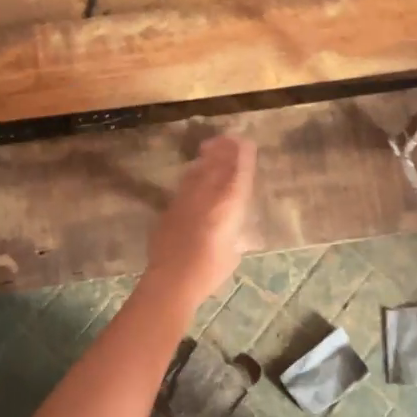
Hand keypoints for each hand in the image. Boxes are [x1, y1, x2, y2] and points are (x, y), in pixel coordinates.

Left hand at [143, 135, 256, 304]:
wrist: (172, 279)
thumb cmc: (210, 270)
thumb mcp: (233, 252)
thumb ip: (235, 234)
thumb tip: (235, 232)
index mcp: (228, 206)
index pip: (239, 174)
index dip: (243, 157)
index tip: (246, 142)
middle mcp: (208, 195)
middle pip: (217, 166)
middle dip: (224, 151)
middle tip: (229, 138)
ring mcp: (186, 198)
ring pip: (198, 171)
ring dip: (206, 158)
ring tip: (211, 147)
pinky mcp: (170, 207)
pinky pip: (185, 184)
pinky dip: (192, 174)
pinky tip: (194, 171)